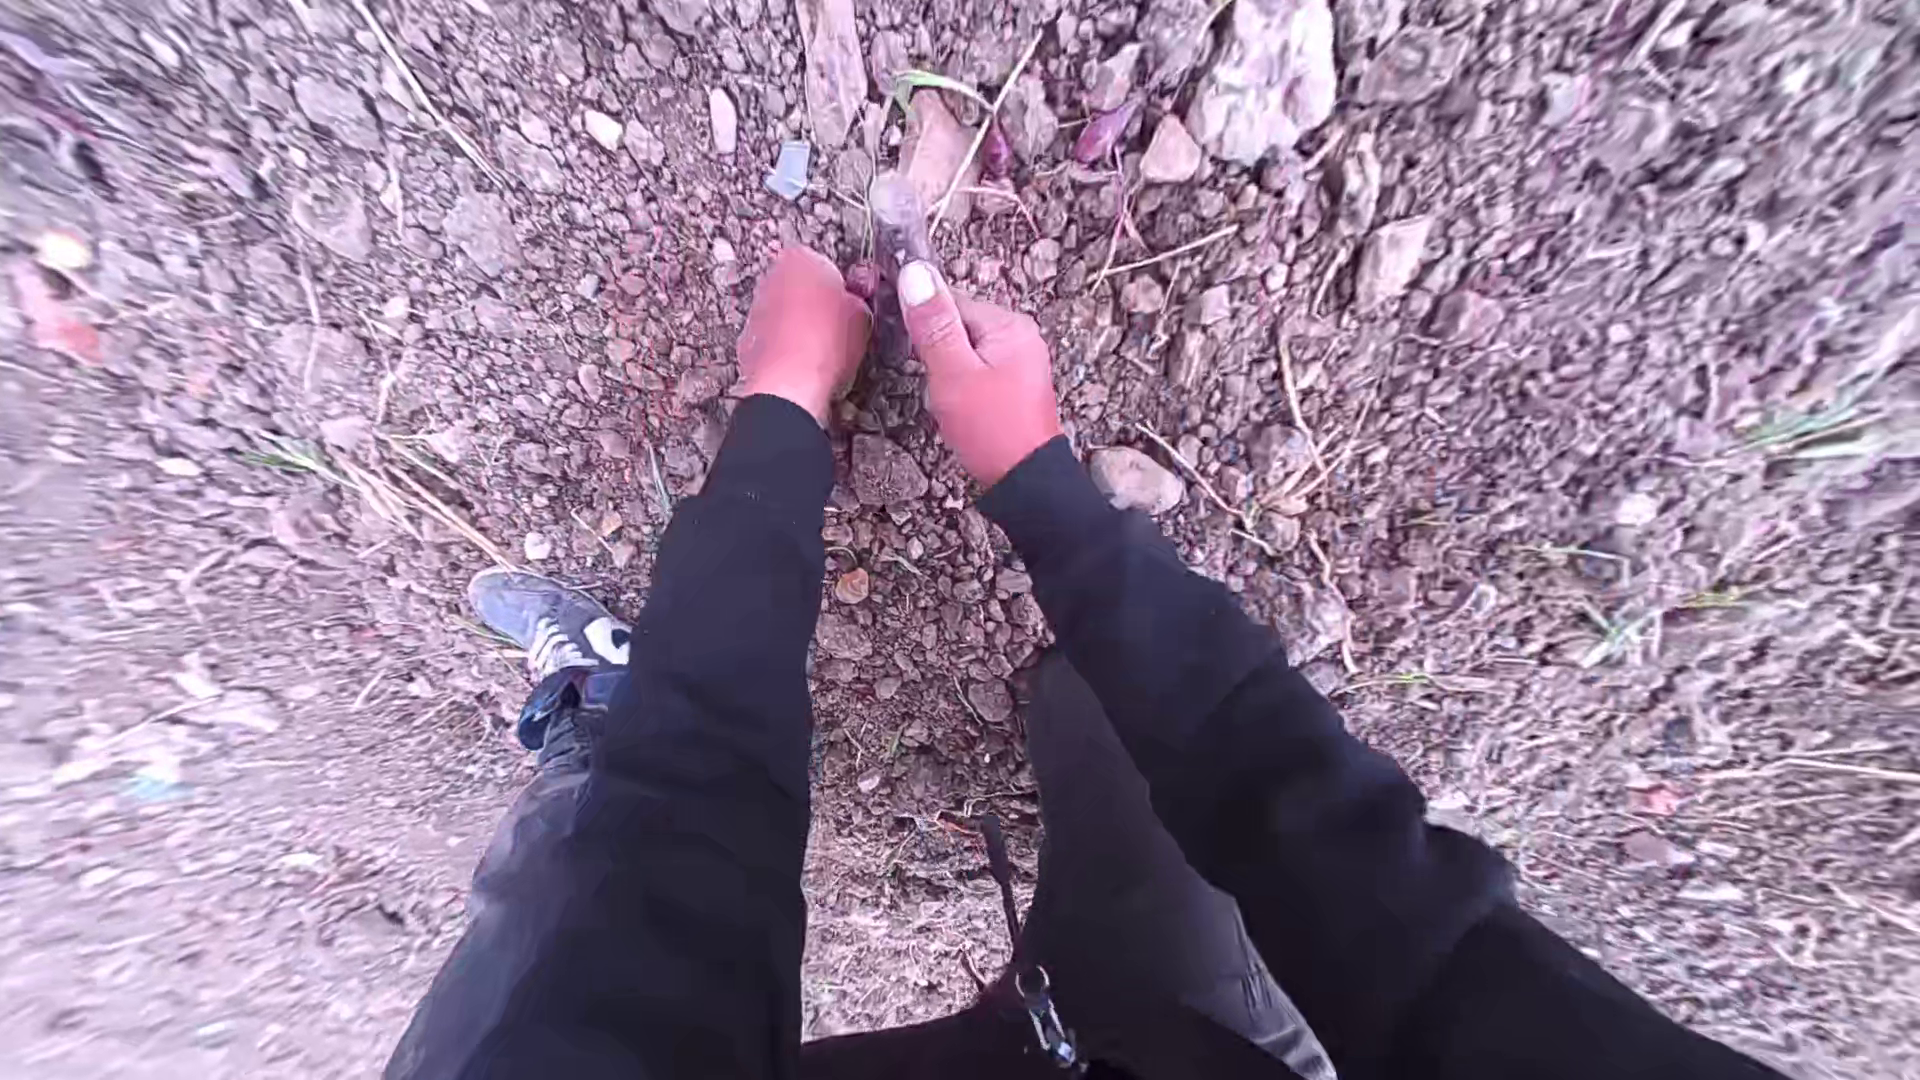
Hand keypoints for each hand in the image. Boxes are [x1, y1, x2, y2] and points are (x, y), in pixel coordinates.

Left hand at [736, 247, 870, 424]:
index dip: (846, 291)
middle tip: (841, 329)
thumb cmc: (822, 347)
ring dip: (803, 327)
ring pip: (787, 312)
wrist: (789, 384)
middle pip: (803, 287)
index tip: (854, 307)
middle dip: (820, 306)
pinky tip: (806, 364)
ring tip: (826, 352)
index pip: (829, 267)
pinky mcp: (749, 338)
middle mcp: (773, 277)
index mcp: (802, 259)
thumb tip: (857, 304)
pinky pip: (775, 337)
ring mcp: (758, 307)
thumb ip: (859, 301)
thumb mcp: (861, 318)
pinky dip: (788, 347)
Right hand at [897, 261, 1062, 485]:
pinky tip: (965, 412)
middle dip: (940, 360)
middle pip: (958, 329)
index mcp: (1009, 325)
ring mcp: (1020, 363)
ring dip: (949, 379)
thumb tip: (915, 274)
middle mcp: (1020, 337)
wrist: (1025, 482)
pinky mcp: (1015, 386)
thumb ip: (934, 326)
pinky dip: (963, 391)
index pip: (951, 303)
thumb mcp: (954, 375)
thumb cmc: (993, 431)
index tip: (920, 357)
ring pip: (964, 355)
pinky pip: (976, 374)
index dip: (926, 329)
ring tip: (957, 406)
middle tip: (945, 391)